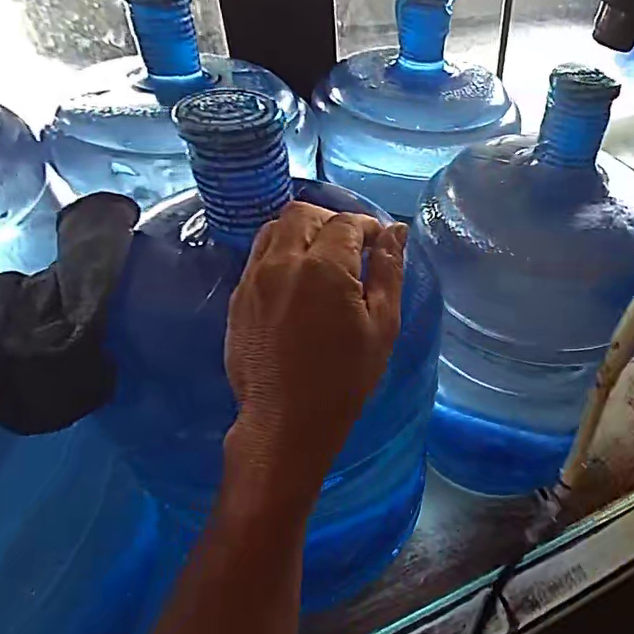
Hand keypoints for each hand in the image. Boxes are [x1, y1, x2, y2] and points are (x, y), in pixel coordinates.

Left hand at [224, 202, 406, 486]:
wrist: (287, 419)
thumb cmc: (346, 377)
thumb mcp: (383, 325)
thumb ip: (389, 272)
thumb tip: (395, 232)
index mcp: (324, 268)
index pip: (346, 223)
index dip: (368, 227)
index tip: (380, 244)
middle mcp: (282, 263)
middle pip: (303, 214)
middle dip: (332, 221)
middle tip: (352, 248)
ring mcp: (253, 279)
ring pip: (274, 229)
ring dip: (303, 233)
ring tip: (324, 262)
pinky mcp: (238, 297)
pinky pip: (259, 256)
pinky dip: (282, 254)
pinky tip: (299, 283)